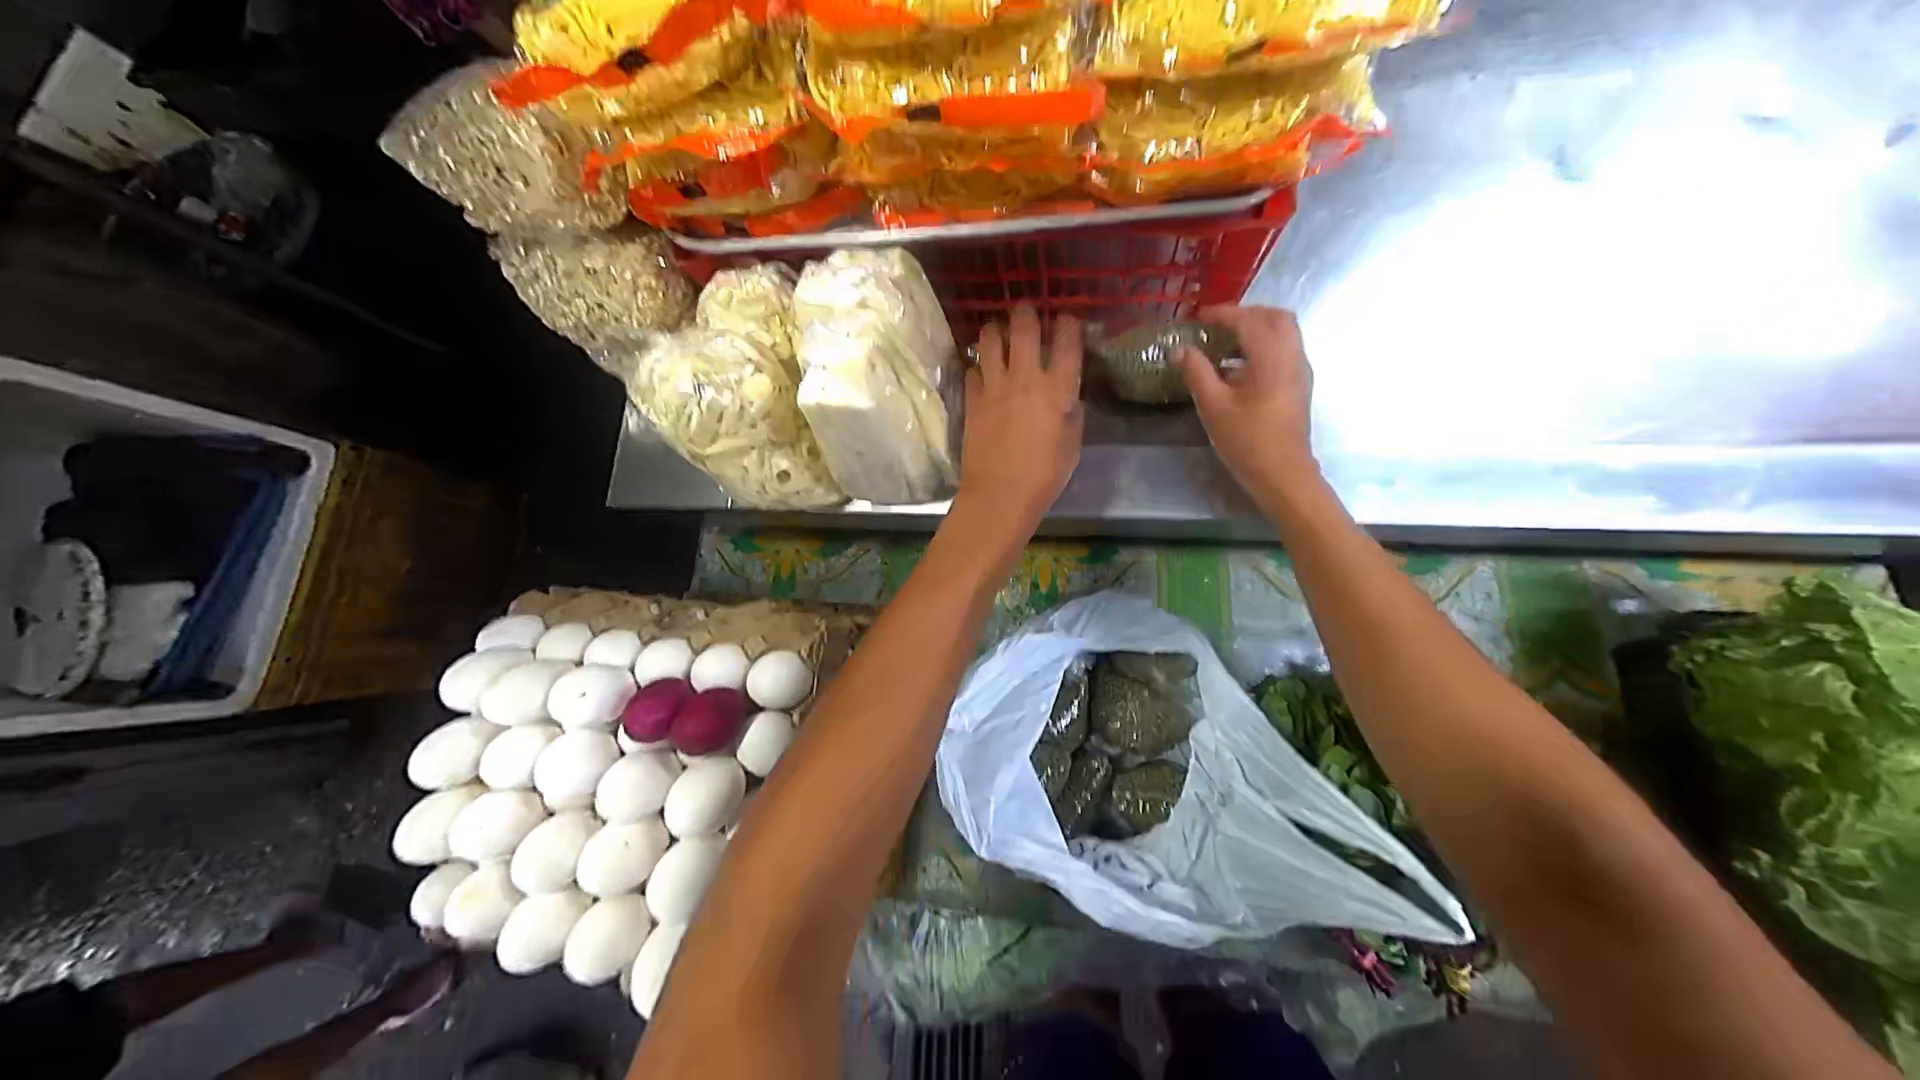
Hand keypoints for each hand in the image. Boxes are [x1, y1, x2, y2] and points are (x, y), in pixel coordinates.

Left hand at [955, 305, 1083, 534]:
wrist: (1000, 495)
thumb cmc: (1045, 475)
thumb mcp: (1073, 444)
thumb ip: (1072, 413)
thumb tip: (1068, 397)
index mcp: (1058, 388)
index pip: (1067, 339)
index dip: (1068, 323)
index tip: (1067, 322)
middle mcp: (1026, 378)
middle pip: (1023, 325)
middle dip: (1027, 313)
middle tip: (1028, 315)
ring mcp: (994, 386)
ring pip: (990, 338)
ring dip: (997, 330)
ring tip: (1000, 335)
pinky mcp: (972, 399)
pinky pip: (973, 369)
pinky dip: (979, 366)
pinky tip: (984, 373)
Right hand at [1180, 305, 1319, 496]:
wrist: (1283, 474)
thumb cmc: (1247, 441)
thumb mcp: (1213, 406)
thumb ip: (1196, 372)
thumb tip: (1180, 349)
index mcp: (1271, 356)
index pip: (1248, 320)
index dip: (1222, 314)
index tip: (1198, 317)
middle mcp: (1292, 355)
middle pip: (1275, 317)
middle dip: (1246, 314)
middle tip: (1217, 325)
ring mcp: (1300, 371)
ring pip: (1283, 334)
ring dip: (1256, 331)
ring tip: (1224, 346)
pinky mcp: (1299, 387)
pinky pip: (1284, 352)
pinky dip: (1263, 348)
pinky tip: (1238, 369)